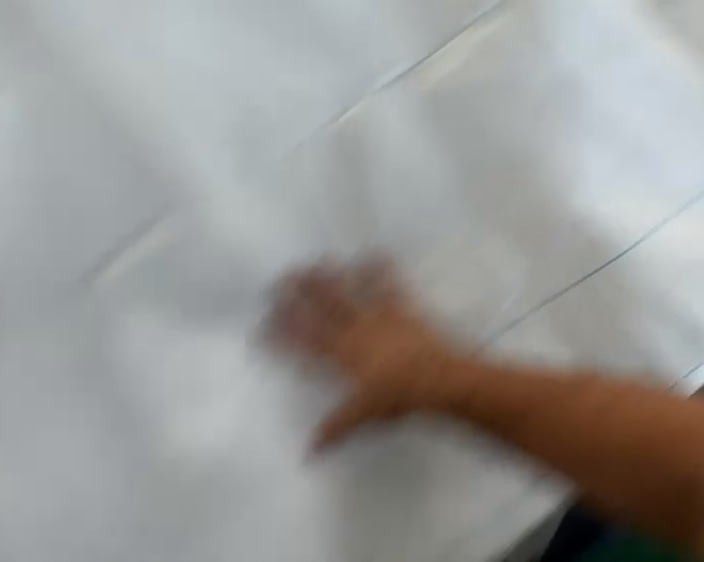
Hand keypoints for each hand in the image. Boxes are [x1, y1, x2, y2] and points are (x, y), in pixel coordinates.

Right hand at [268, 257, 468, 448]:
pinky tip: (372, 252)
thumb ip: (335, 428)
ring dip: (332, 277)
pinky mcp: (403, 308)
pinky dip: (380, 269)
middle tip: (281, 278)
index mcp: (343, 358)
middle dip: (300, 294)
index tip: (263, 323)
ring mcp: (379, 317)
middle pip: (323, 310)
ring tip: (315, 261)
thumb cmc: (400, 399)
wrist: (439, 378)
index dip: (283, 333)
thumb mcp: (364, 417)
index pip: (306, 344)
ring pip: (350, 293)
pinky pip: (389, 285)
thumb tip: (308, 452)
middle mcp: (356, 333)